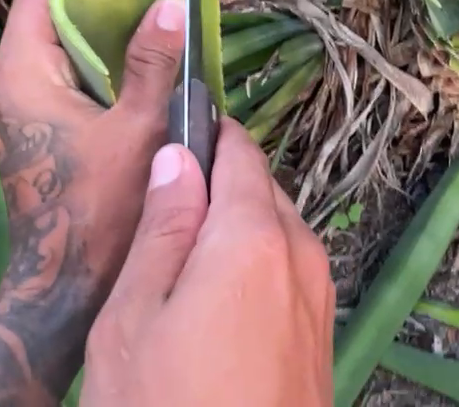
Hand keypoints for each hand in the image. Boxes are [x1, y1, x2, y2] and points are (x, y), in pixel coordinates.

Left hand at [0, 0, 187, 406]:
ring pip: (64, 50)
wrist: (68, 286)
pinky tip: (145, 84)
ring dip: (111, 42)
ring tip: (161, 48)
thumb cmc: (100, 205)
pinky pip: (69, 79)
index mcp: (21, 79)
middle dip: (109, 11)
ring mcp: (21, 112)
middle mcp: (11, 88)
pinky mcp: (38, 131)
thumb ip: (152, 61)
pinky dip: (104, 70)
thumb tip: (170, 2)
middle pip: (53, 20)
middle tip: (161, 19)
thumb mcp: (137, 127)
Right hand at [82, 118, 334, 406]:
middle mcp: (300, 248)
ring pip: (278, 228)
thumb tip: (180, 156)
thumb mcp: (135, 322)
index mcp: (253, 234)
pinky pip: (290, 268)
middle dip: (220, 187)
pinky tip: (219, 306)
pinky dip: (258, 265)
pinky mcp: (323, 327)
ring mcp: (320, 289)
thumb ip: (163, 229)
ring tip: (184, 269)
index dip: (212, 135)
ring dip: (238, 229)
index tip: (183, 131)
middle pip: (261, 188)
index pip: (241, 153)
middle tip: (167, 215)